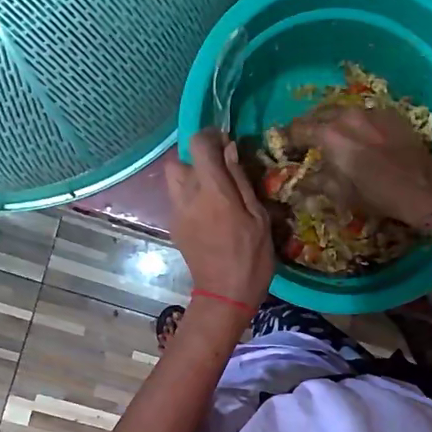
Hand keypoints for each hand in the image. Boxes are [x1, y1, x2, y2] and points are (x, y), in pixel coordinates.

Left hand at [166, 130, 274, 306]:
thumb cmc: (251, 257)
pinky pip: (177, 200)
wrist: (224, 295)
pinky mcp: (174, 227)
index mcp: (212, 191)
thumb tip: (229, 149)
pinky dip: (189, 197)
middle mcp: (187, 197)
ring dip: (190, 177)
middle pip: (178, 160)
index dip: (210, 136)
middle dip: (196, 158)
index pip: (198, 144)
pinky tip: (208, 213)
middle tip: (218, 169)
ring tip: (213, 191)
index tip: (225, 142)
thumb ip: (240, 180)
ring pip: (174, 180)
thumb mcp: (258, 217)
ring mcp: (176, 213)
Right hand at [291, 106, 431, 224]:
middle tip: (306, 145)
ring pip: (340, 111)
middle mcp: (346, 115)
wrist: (422, 185)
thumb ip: (313, 182)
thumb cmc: (375, 193)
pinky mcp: (388, 113)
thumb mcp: (337, 193)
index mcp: (328, 134)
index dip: (287, 140)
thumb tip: (297, 182)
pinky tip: (358, 139)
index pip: (296, 129)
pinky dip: (353, 124)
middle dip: (307, 128)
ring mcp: (369, 111)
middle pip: (316, 115)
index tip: (285, 150)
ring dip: (330, 124)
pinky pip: (361, 114)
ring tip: (331, 140)